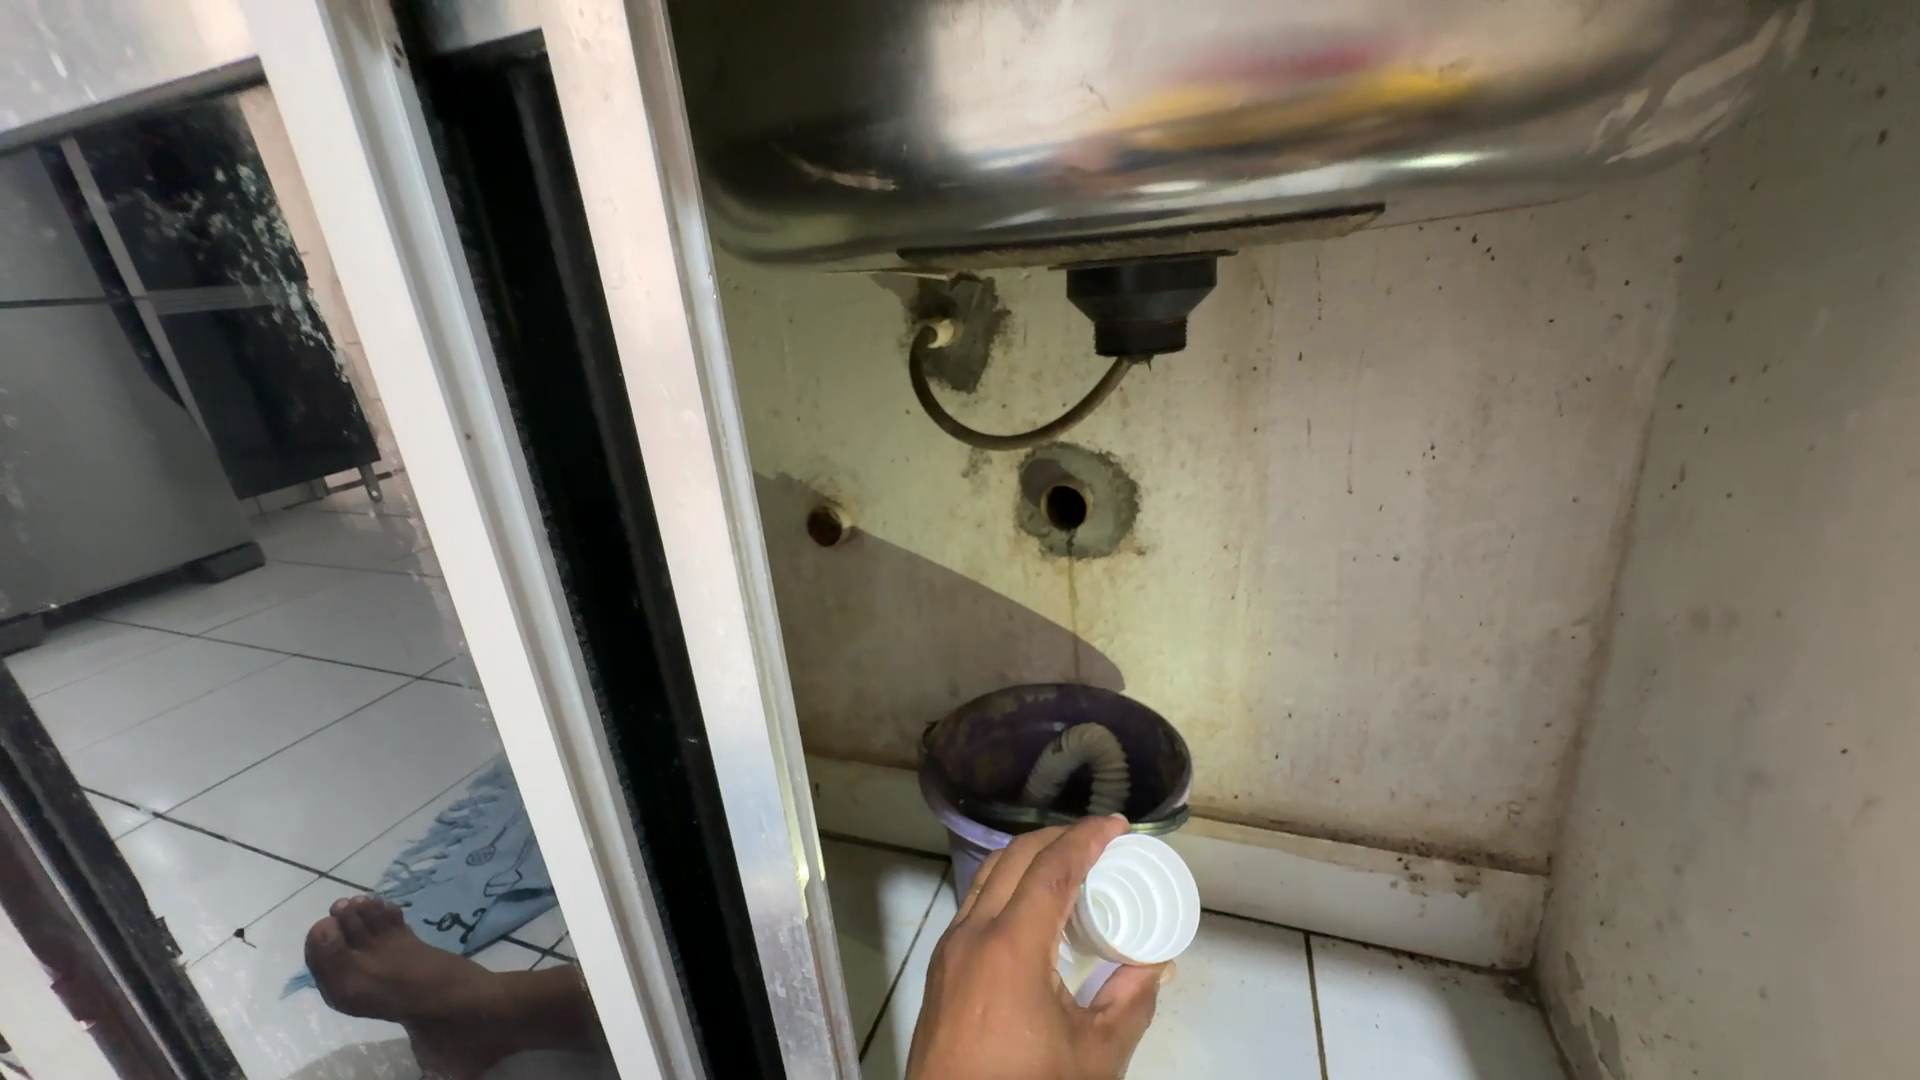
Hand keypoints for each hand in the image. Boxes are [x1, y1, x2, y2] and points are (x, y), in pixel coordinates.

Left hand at [906, 815, 1169, 1079]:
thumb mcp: (1094, 1058)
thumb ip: (1129, 1003)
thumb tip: (1155, 964)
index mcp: (1011, 946)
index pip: (1052, 868)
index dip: (1086, 838)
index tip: (1117, 825)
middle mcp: (973, 931)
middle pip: (1016, 857)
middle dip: (1059, 837)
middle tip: (1099, 842)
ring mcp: (950, 946)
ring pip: (989, 874)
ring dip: (1029, 858)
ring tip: (1069, 864)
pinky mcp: (941, 965)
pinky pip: (976, 902)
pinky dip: (1007, 885)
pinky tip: (1033, 907)